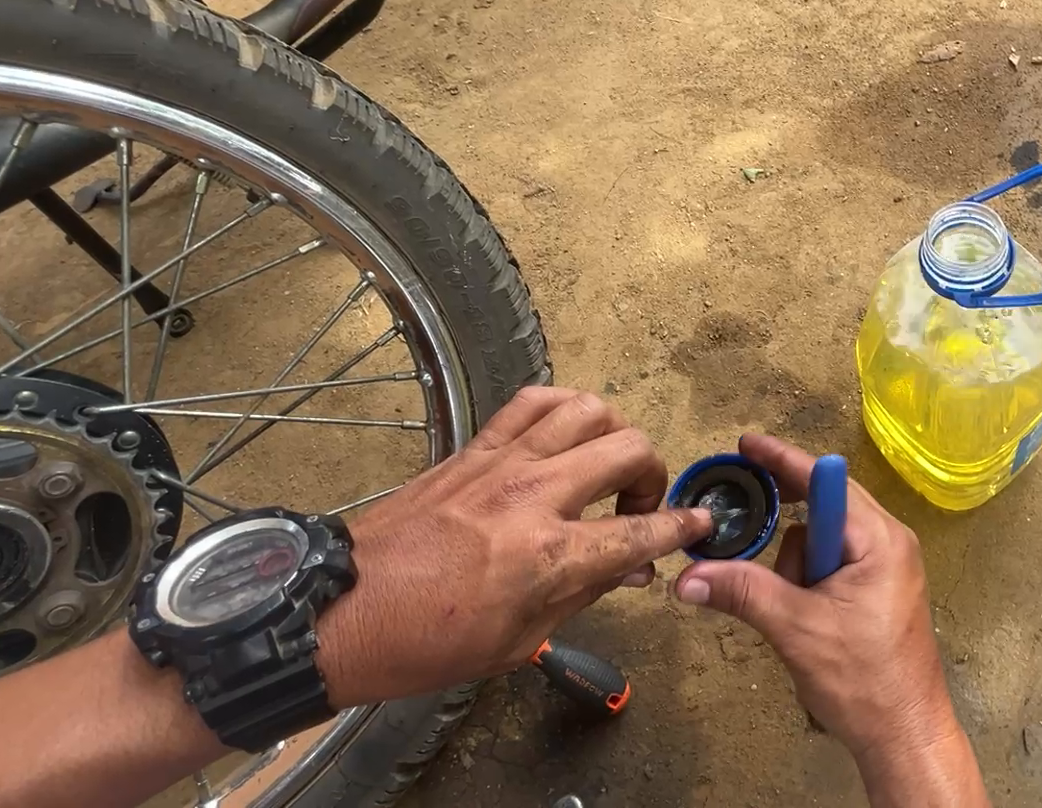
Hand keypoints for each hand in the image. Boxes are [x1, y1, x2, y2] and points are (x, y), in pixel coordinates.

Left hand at [313, 388, 711, 706]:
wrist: (340, 611)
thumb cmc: (430, 642)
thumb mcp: (519, 640)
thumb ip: (588, 590)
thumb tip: (637, 566)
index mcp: (550, 556)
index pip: (642, 530)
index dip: (682, 525)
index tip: (701, 521)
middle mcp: (537, 497)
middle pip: (630, 449)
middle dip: (653, 473)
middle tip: (637, 501)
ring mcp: (506, 462)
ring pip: (590, 410)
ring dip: (614, 432)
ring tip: (604, 461)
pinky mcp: (478, 445)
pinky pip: (536, 399)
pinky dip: (564, 405)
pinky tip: (566, 429)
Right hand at [672, 435, 961, 766]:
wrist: (906, 735)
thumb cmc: (863, 679)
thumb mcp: (796, 629)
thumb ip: (742, 592)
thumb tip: (684, 577)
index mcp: (879, 538)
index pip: (824, 481)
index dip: (783, 460)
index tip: (747, 444)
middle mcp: (888, 539)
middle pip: (825, 501)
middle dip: (785, 510)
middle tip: (745, 507)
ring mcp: (887, 562)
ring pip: (825, 535)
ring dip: (797, 560)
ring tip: (795, 606)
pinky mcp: (880, 585)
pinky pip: (835, 556)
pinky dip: (809, 572)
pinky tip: (803, 609)